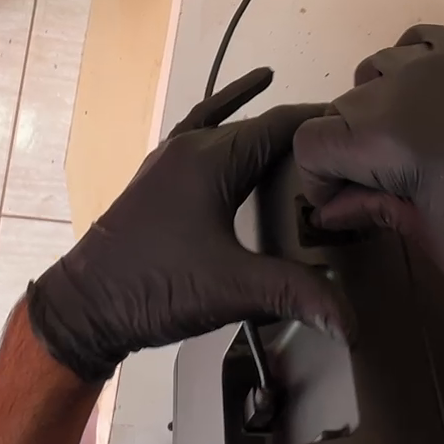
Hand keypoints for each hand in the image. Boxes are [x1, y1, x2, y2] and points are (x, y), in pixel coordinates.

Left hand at [27, 68, 352, 382]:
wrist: (86, 303)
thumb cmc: (156, 286)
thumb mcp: (232, 288)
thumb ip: (295, 294)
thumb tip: (353, 323)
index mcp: (211, 159)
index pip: (279, 125)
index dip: (321, 123)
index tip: (356, 127)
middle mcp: (190, 146)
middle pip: (256, 125)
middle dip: (299, 130)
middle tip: (342, 142)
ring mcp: (169, 158)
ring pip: (226, 126)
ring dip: (261, 123)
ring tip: (301, 126)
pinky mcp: (158, 175)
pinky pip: (198, 133)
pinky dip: (221, 121)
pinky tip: (229, 124)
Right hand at [294, 26, 443, 335]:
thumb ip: (386, 216)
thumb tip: (337, 207)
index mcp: (391, 135)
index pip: (312, 141)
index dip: (319, 179)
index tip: (347, 206)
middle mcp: (409, 78)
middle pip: (344, 104)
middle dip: (352, 147)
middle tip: (390, 186)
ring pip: (382, 68)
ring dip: (382, 107)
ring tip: (422, 143)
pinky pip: (427, 43)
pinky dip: (419, 70)